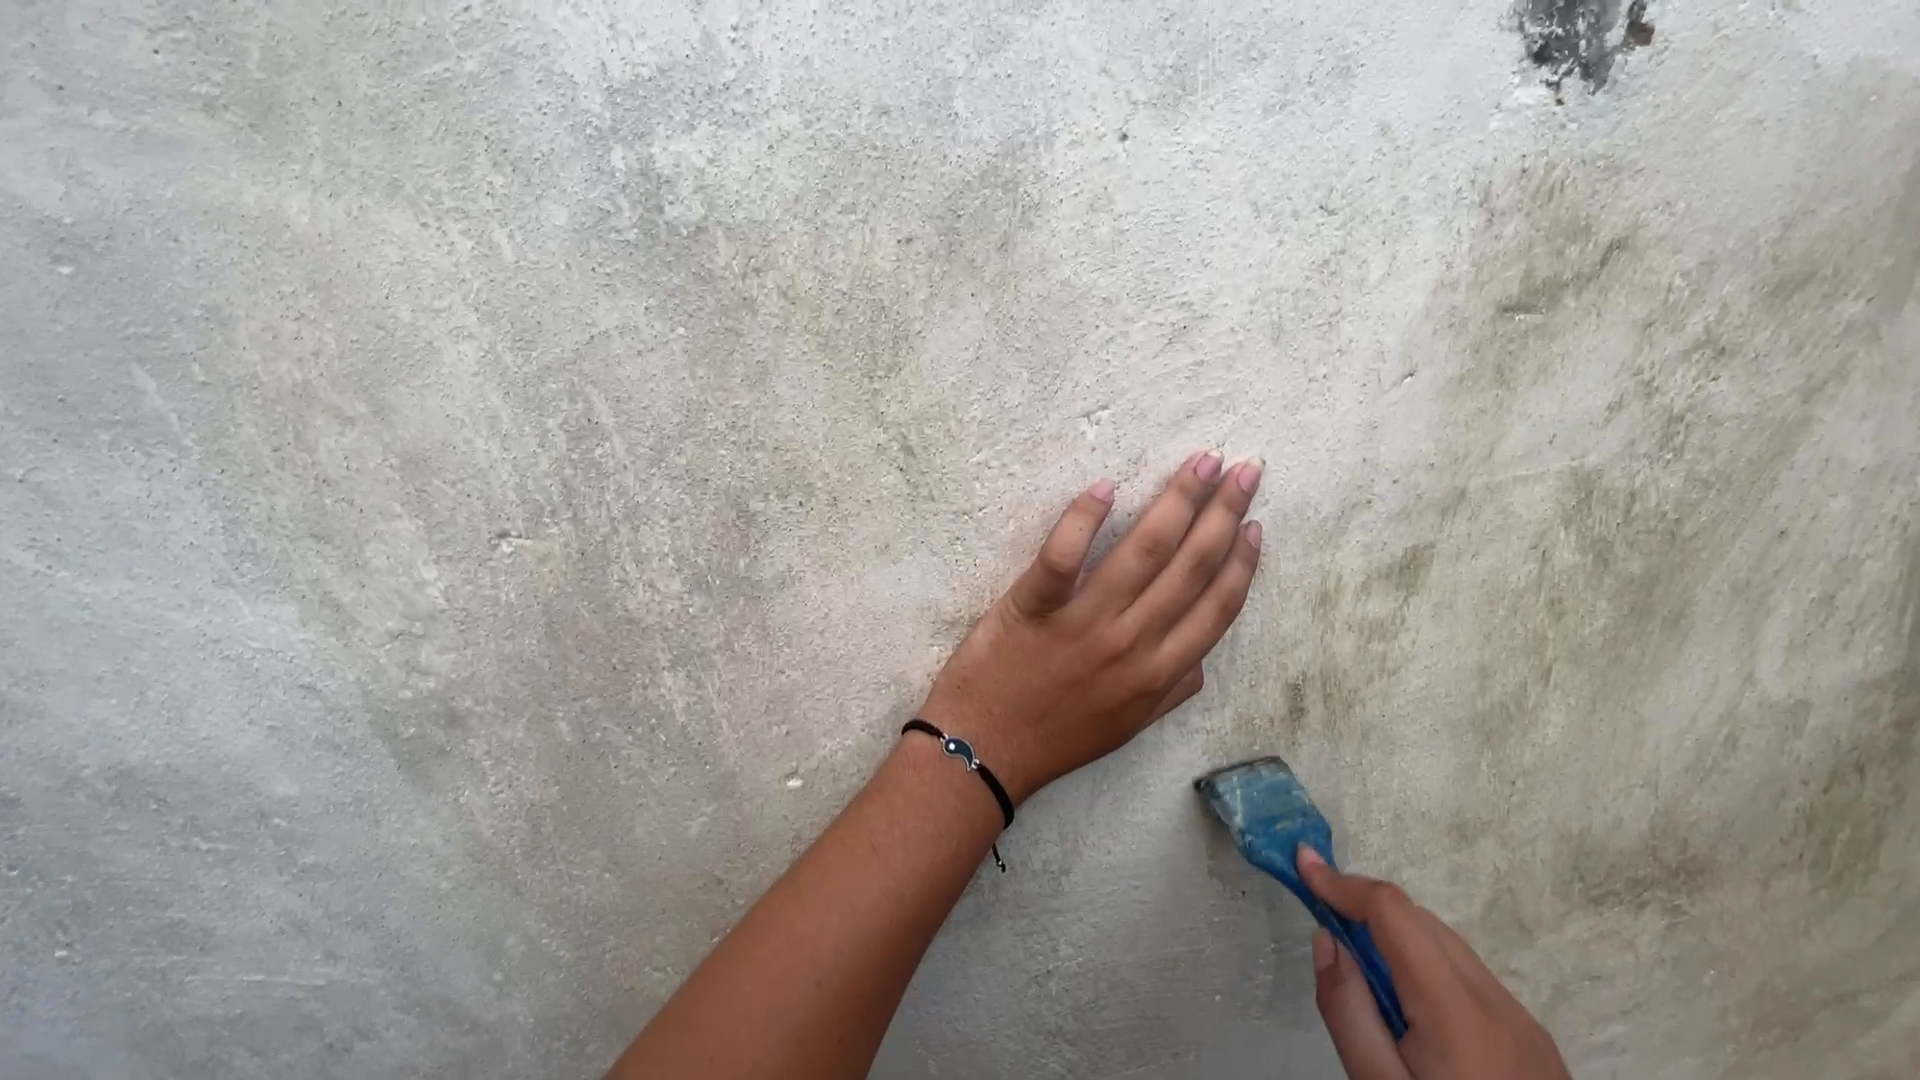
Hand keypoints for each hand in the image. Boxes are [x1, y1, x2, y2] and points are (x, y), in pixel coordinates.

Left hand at [918, 451, 1263, 802]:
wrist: (983, 754)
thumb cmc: (1053, 741)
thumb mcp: (1125, 728)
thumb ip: (1170, 694)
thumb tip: (1202, 664)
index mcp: (1157, 674)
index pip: (1216, 608)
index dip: (1241, 563)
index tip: (1255, 526)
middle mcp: (1131, 644)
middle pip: (1190, 567)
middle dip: (1223, 513)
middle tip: (1242, 469)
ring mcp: (1082, 625)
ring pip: (1143, 552)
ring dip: (1177, 501)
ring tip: (1201, 463)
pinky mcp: (1032, 608)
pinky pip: (1063, 557)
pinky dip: (1084, 520)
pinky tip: (1107, 487)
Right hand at [1298, 847, 1571, 1079]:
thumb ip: (1347, 1010)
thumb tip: (1327, 940)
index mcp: (1457, 1009)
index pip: (1394, 912)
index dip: (1343, 882)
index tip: (1301, 862)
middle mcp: (1499, 1002)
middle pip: (1422, 922)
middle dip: (1365, 908)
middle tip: (1318, 915)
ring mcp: (1525, 1022)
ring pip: (1448, 947)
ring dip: (1397, 938)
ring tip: (1359, 970)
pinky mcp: (1535, 1042)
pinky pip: (1470, 979)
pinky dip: (1427, 968)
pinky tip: (1408, 1009)